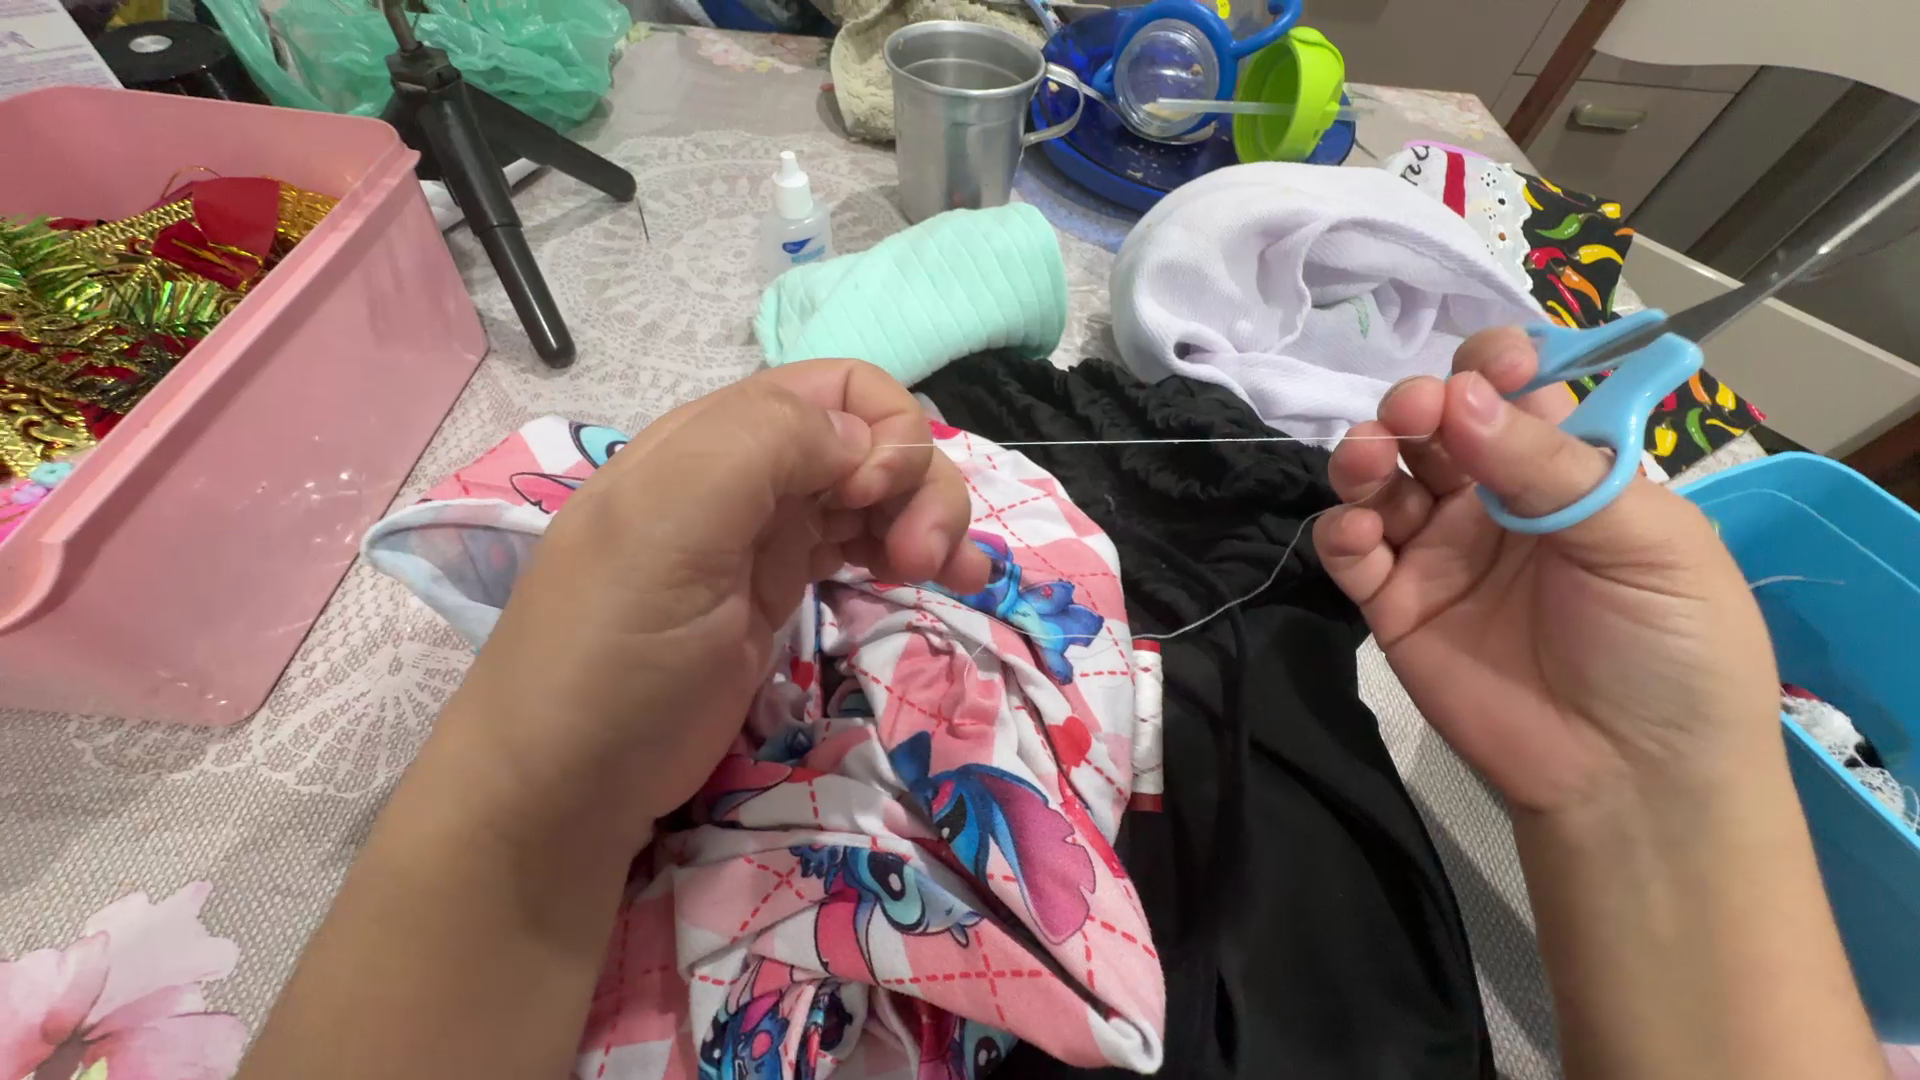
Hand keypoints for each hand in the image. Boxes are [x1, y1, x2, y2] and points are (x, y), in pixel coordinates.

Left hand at [436, 359, 989, 860]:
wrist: (568, 783)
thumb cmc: (613, 654)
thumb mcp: (668, 528)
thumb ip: (761, 446)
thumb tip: (861, 439)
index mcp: (715, 439)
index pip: (836, 387)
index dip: (881, 429)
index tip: (875, 500)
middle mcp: (749, 474)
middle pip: (870, 440)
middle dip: (918, 483)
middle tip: (926, 559)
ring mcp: (768, 533)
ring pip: (876, 492)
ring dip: (929, 517)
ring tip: (953, 574)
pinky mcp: (783, 585)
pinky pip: (862, 542)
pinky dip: (911, 550)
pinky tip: (948, 578)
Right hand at [1313, 328, 1780, 815]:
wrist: (1623, 775)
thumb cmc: (1670, 648)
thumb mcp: (1643, 543)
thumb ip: (1549, 467)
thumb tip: (1458, 396)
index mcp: (1565, 475)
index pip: (1517, 397)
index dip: (1496, 368)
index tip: (1487, 366)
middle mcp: (1490, 503)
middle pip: (1433, 429)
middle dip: (1415, 406)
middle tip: (1413, 413)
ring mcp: (1434, 551)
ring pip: (1379, 481)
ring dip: (1363, 456)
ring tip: (1365, 457)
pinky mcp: (1389, 600)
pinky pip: (1350, 551)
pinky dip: (1342, 532)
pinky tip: (1360, 535)